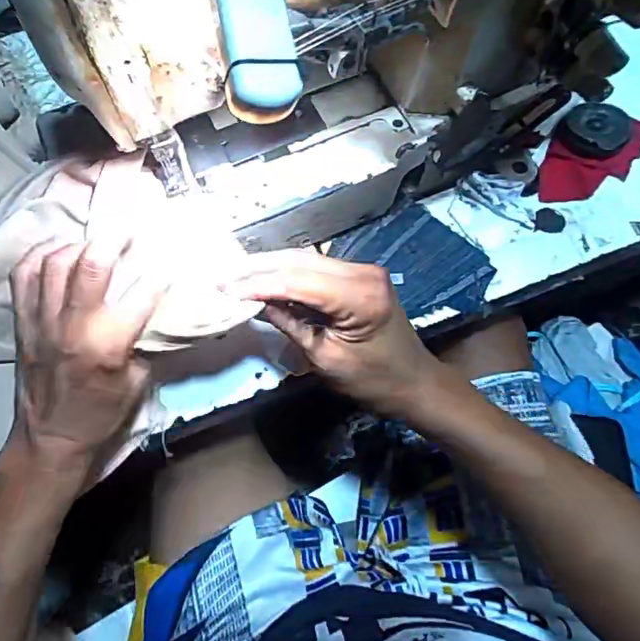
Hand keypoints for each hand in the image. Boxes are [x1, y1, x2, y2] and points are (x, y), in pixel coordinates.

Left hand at [3, 238, 168, 487]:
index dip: (160, 272)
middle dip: (114, 240)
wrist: (49, 438)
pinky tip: (59, 252)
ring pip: (55, 262)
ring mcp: (41, 320)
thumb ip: (146, 341)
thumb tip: (160, 307)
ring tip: (94, 243)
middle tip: (129, 232)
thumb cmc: (99, 414)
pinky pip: (24, 273)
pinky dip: (41, 254)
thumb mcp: (137, 383)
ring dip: (79, 245)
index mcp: (106, 345)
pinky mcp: (21, 321)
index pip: (141, 293)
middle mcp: (72, 326)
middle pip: (90, 264)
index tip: (170, 260)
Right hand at [229, 250, 446, 414]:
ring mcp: (363, 269)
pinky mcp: (359, 274)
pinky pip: (316, 266)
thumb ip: (290, 325)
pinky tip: (265, 275)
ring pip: (305, 258)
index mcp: (359, 297)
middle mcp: (363, 273)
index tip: (225, 290)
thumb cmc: (374, 381)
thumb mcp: (325, 359)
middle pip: (299, 261)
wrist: (415, 382)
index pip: (296, 282)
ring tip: (236, 274)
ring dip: (270, 266)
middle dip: (258, 268)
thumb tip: (255, 302)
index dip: (257, 284)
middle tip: (224, 276)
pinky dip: (288, 271)